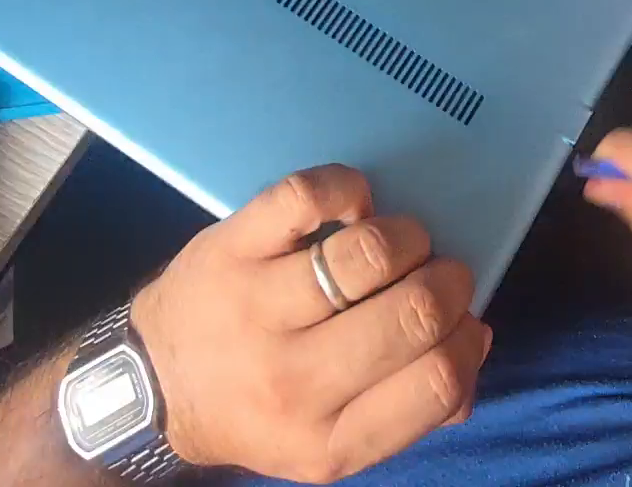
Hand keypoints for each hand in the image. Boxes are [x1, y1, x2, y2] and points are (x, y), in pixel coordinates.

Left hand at [131, 165, 489, 482]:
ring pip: (365, 254)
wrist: (156, 385)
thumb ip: (409, 408)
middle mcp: (292, 381)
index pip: (438, 382)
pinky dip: (346, 189)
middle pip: (411, 312)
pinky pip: (304, 198)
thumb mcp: (330, 442)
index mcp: (328, 440)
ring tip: (401, 241)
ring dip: (406, 237)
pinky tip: (352, 207)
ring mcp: (256, 308)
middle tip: (440, 270)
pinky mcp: (231, 247)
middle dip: (446, 280)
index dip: (467, 336)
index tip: (463, 316)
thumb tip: (475, 341)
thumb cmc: (260, 407)